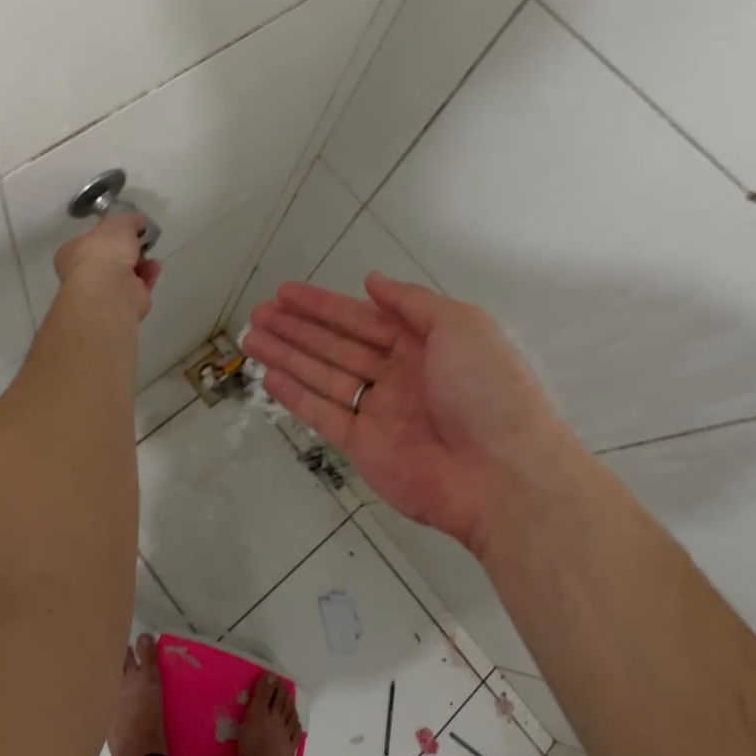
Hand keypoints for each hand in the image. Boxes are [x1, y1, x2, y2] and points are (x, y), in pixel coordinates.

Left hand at [53, 212, 162, 319]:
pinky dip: (147, 276)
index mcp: (72, 253)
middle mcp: (84, 274)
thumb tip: (139, 220)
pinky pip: (137, 286)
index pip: (88, 241)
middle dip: (126, 250)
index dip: (106, 234)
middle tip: (139, 240)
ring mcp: (103, 292)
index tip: (124, 228)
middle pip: (108, 259)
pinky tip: (155, 266)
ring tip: (151, 254)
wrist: (110, 290)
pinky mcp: (122, 304)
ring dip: (139, 263)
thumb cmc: (104, 252)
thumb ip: (129, 220)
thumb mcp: (118, 224)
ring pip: (124, 274)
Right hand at [243, 273, 567, 549]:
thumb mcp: (460, 325)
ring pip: (323, 376)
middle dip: (296, 328)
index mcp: (424, 345)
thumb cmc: (487, 389)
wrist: (504, 475)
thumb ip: (411, 302)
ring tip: (251, 338)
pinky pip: (324, 415)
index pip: (361, 318)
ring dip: (286, 356)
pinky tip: (269, 377)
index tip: (286, 292)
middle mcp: (398, 375)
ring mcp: (379, 412)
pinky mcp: (364, 448)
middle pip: (336, 345)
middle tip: (258, 313)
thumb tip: (372, 280)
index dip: (323, 305)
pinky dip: (296, 396)